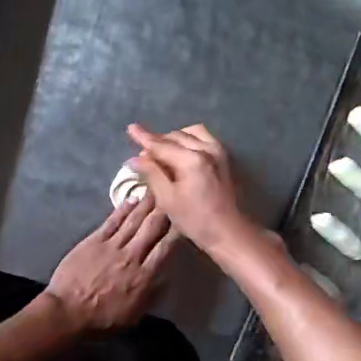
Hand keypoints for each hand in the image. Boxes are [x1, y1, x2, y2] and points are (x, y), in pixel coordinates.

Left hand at [42, 196, 177, 333]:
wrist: (67, 312)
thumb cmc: (102, 319)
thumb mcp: (134, 315)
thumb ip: (152, 295)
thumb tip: (167, 278)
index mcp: (144, 276)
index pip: (167, 248)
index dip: (178, 231)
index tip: (186, 218)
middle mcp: (131, 256)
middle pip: (152, 227)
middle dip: (164, 209)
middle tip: (173, 193)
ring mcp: (111, 246)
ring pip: (134, 220)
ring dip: (146, 204)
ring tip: (157, 189)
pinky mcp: (93, 241)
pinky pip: (112, 221)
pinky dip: (123, 209)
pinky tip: (132, 199)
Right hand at [126, 124, 254, 256]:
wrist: (229, 232)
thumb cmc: (195, 220)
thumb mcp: (167, 199)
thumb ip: (151, 174)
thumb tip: (134, 159)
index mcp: (191, 160)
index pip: (161, 145)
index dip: (144, 137)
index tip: (130, 128)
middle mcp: (206, 149)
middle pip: (176, 136)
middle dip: (158, 141)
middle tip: (143, 153)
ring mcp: (218, 151)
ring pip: (192, 133)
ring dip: (174, 138)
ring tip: (162, 151)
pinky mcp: (224, 158)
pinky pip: (203, 139)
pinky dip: (189, 141)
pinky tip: (181, 154)